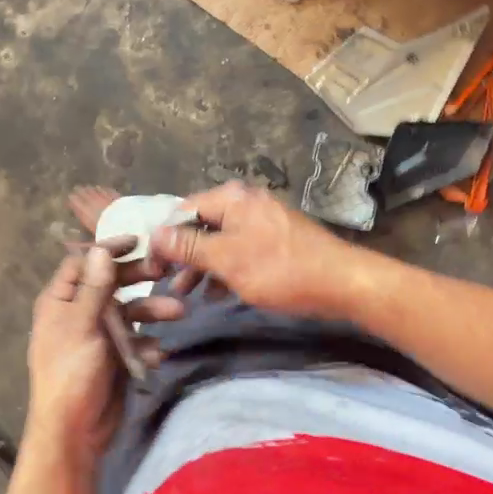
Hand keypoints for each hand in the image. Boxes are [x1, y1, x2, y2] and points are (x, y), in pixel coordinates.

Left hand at [25, 240, 183, 456]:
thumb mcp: (82, 325)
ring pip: (129, 311)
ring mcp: (98, 335)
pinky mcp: (114, 357)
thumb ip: (94, 288)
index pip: (84, 262)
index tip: (137, 241)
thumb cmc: (70, 372)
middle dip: (138, 278)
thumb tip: (100, 249)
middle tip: (165, 271)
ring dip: (151, 311)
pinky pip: (135, 341)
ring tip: (178, 312)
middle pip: (111, 283)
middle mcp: (79, 312)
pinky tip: (158, 353)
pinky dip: (147, 344)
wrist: (74, 433)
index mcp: (60, 300)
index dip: (108, 249)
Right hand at [150, 181, 365, 319]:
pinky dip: (227, 268)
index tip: (152, 265)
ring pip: (222, 239)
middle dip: (183, 254)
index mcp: (232, 198)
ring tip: (188, 295)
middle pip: (202, 224)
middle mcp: (246, 201)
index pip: (184, 209)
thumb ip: (189, 246)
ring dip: (203, 265)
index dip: (165, 236)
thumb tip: (155, 233)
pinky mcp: (278, 239)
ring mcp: (264, 219)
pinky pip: (241, 248)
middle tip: (167, 283)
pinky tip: (218, 294)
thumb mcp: (227, 260)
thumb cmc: (279, 269)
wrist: (341, 282)